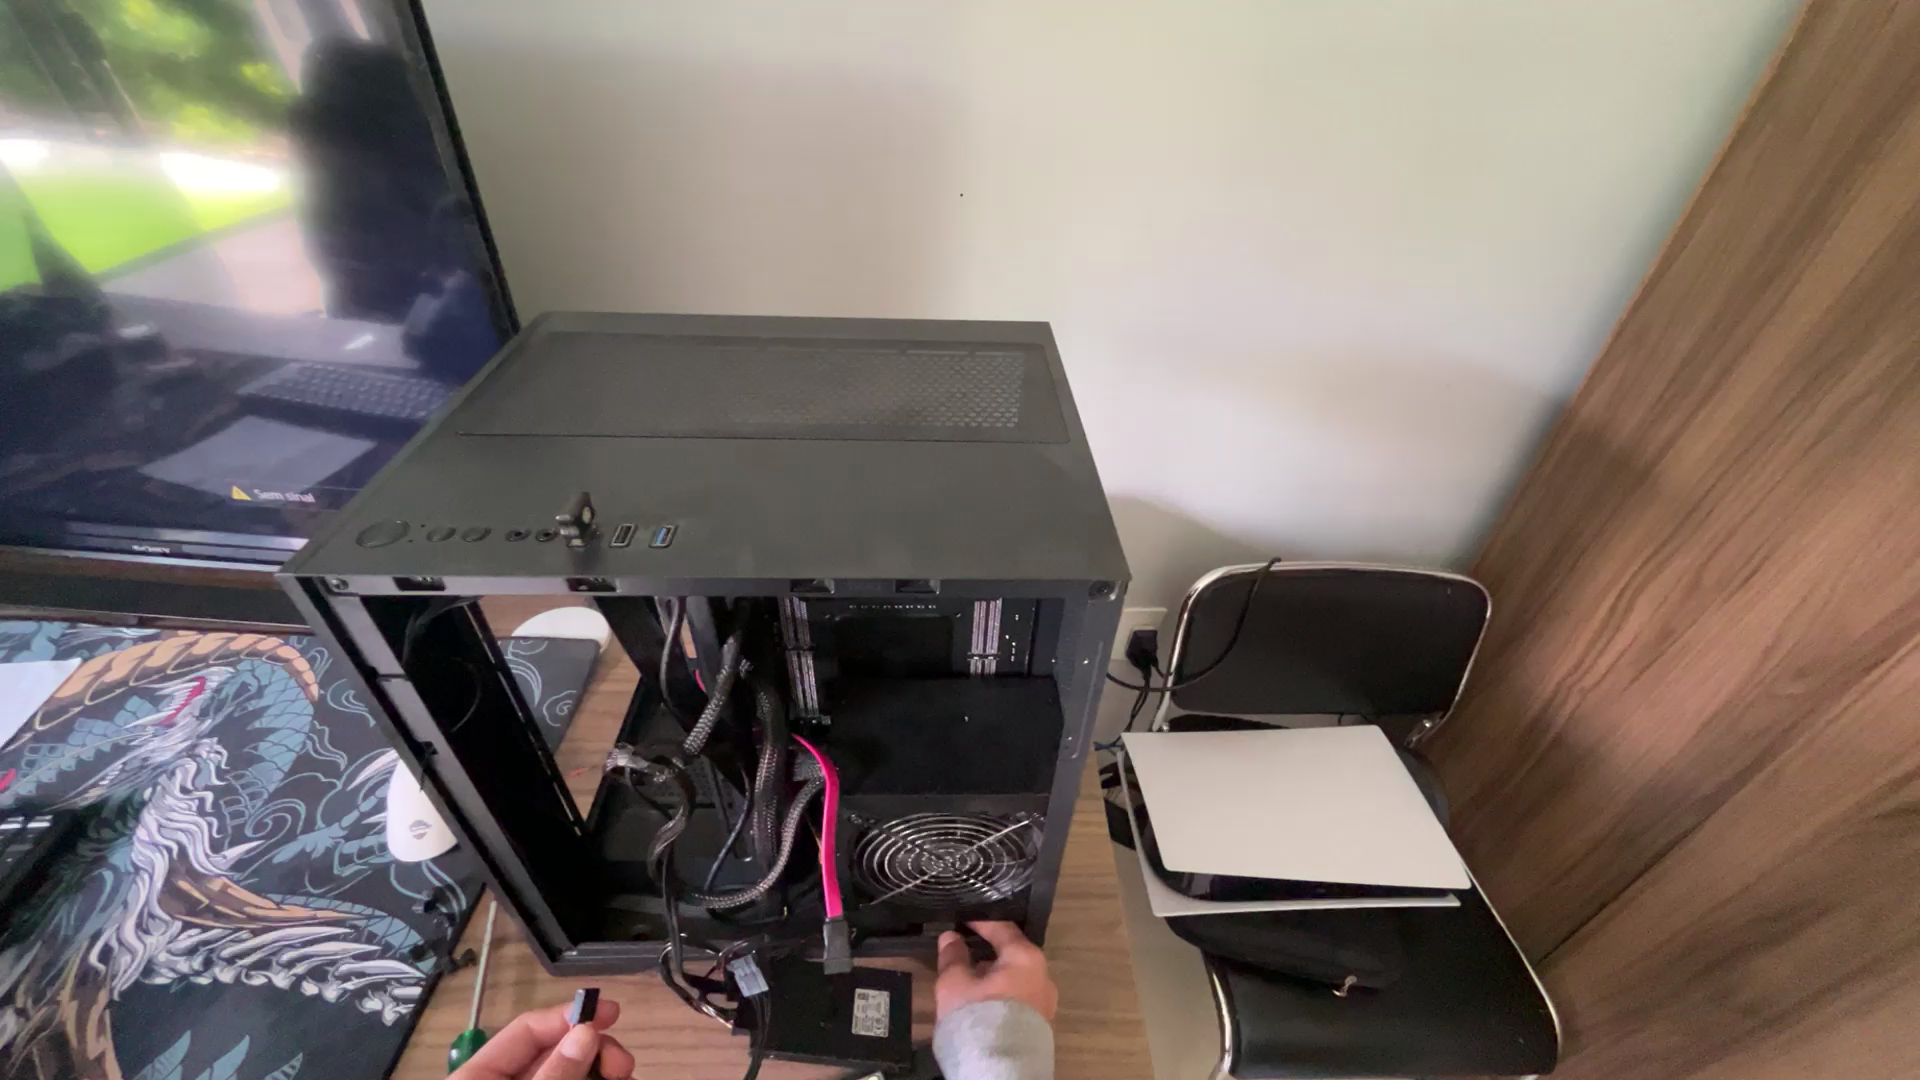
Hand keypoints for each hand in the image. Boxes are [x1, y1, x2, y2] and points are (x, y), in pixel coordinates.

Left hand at [449, 999, 635, 1079]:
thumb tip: (588, 1029)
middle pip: (555, 1051)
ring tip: (627, 1078)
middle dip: (594, 1050)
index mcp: (477, 1078)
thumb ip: (551, 1076)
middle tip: (623, 1065)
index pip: (526, 1029)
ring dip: (602, 1071)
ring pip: (571, 1073)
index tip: (612, 1013)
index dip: (570, 1015)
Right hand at [935, 920, 1057, 1023]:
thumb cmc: (977, 1021)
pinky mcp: (1042, 1028)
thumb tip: (950, 937)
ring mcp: (1046, 1004)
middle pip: (1013, 955)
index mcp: (1025, 958)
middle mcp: (1043, 977)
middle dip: (988, 953)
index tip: (964, 920)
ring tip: (971, 985)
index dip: (980, 923)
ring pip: (1017, 980)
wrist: (999, 1076)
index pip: (1002, 928)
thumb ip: (952, 957)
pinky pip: (1021, 1001)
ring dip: (996, 978)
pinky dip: (1004, 997)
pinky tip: (984, 1007)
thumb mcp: (955, 985)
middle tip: (965, 954)